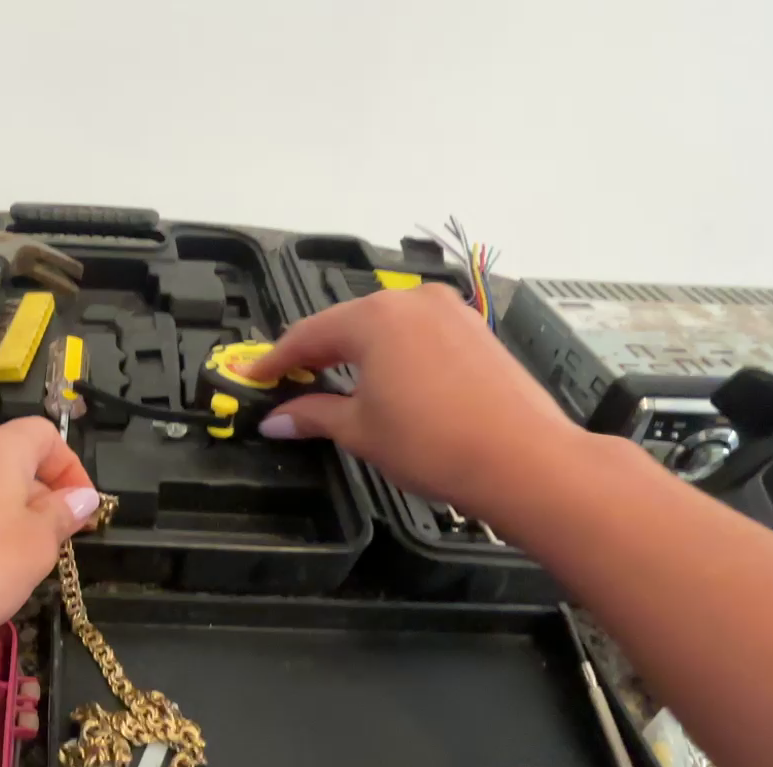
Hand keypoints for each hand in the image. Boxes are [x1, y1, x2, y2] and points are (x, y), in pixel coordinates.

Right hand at [248, 285, 586, 518]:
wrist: (522, 459)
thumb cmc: (428, 443)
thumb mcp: (359, 431)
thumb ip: (312, 415)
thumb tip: (273, 420)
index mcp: (375, 318)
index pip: (307, 335)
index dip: (274, 360)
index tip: (250, 377)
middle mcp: (411, 301)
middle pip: (345, 324)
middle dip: (313, 354)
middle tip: (286, 382)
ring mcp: (448, 311)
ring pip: (382, 326)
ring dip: (351, 352)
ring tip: (328, 382)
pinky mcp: (473, 329)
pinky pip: (413, 334)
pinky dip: (387, 353)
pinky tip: (378, 379)